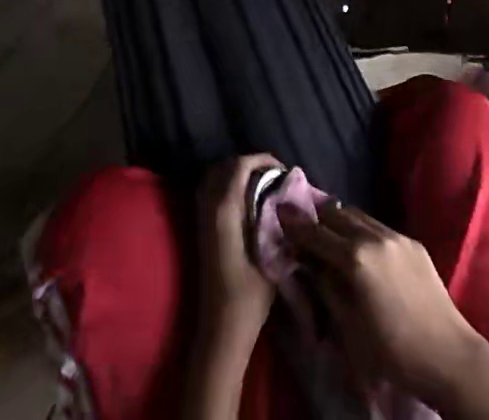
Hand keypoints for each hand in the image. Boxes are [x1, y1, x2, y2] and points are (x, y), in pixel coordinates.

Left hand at [195, 154, 281, 343]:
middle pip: (225, 166)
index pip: (239, 165)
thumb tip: (288, 197)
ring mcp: (201, 217)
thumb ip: (276, 221)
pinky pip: (211, 191)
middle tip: (275, 176)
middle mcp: (208, 206)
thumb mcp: (272, 256)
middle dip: (250, 164)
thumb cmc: (248, 296)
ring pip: (215, 177)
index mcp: (225, 210)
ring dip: (237, 173)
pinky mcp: (200, 228)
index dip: (262, 160)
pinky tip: (249, 202)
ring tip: (264, 185)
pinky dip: (228, 186)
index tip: (283, 171)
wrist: (220, 328)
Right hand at [279, 200, 484, 399]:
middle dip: (317, 216)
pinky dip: (362, 230)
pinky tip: (361, 247)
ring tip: (330, 233)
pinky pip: (378, 226)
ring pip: (358, 215)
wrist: (449, 357)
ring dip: (340, 220)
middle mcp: (374, 237)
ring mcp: (397, 237)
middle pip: (336, 213)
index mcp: (355, 258)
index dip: (294, 222)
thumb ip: (324, 284)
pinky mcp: (413, 243)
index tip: (279, 210)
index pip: (315, 232)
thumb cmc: (392, 349)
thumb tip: (307, 261)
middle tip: (303, 224)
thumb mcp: (347, 323)